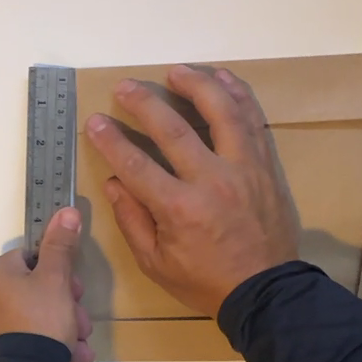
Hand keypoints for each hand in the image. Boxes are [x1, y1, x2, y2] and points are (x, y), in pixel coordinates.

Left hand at [0, 206, 94, 361]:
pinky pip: (29, 339)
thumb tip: (66, 211)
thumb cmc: (41, 321)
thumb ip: (61, 246)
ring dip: (66, 328)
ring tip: (80, 347)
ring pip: (37, 317)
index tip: (76, 291)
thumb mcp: (56, 280)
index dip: (61, 274)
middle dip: (67, 307)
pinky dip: (51, 344)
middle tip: (82, 323)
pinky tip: (71, 357)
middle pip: (36, 290)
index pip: (32, 259)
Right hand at [84, 64, 299, 316]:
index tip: (95, 122)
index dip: (111, 141)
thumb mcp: (156, 263)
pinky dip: (238, 94)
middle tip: (125, 86)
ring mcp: (244, 168)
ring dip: (196, 84)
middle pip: (172, 129)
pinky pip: (253, 119)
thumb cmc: (205, 281)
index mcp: (178, 209)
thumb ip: (133, 221)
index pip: (136, 165)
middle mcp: (211, 180)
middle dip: (144, 104)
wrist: (266, 291)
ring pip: (221, 111)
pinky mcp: (265, 165)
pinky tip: (223, 79)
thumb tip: (114, 183)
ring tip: (176, 71)